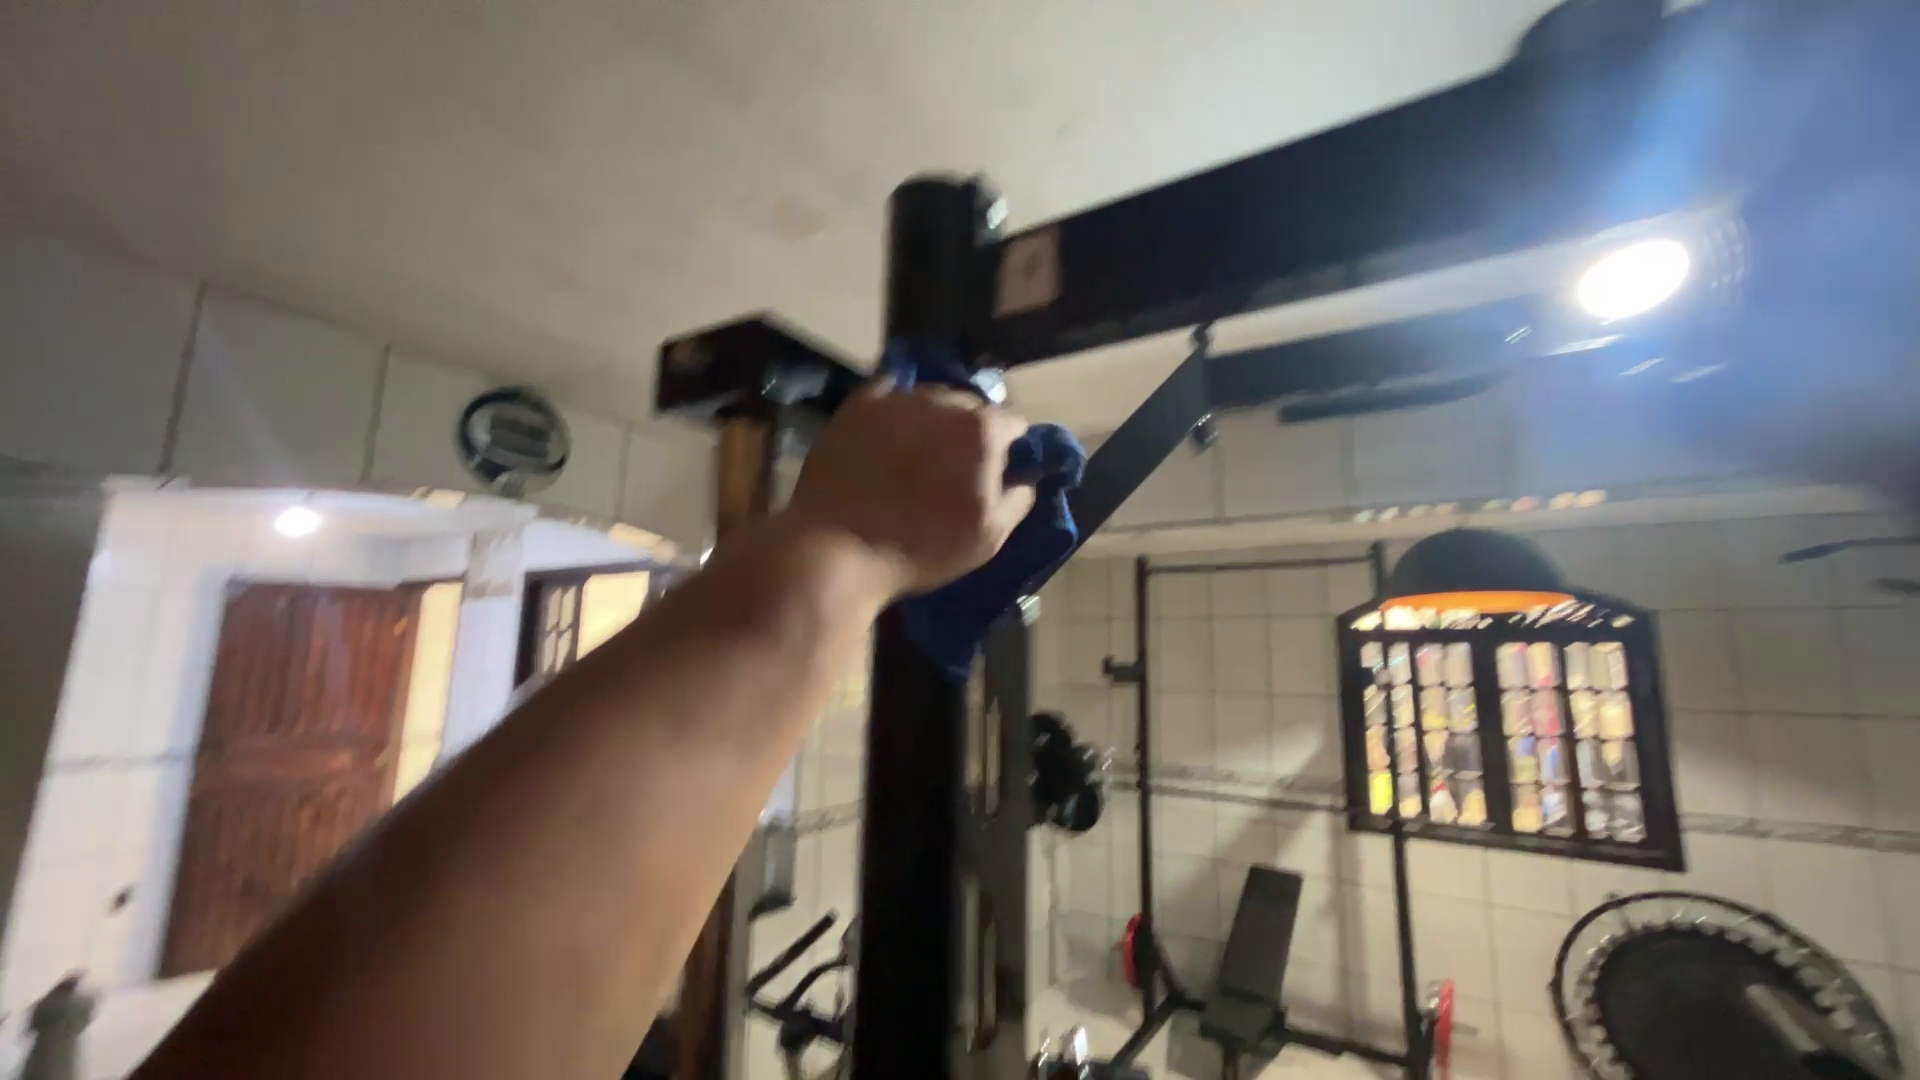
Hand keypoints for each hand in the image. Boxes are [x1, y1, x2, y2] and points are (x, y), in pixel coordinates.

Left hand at [784, 380, 1037, 598]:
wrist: (837, 548)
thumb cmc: (920, 548)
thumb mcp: (988, 537)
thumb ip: (1018, 498)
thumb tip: (1025, 476)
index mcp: (981, 431)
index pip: (1013, 425)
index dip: (1009, 451)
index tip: (994, 476)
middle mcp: (943, 401)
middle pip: (971, 407)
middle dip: (970, 433)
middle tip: (953, 471)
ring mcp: (897, 399)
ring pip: (930, 400)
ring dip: (932, 422)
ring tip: (915, 457)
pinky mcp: (858, 406)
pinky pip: (890, 395)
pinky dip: (896, 411)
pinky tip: (888, 437)